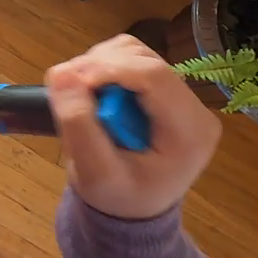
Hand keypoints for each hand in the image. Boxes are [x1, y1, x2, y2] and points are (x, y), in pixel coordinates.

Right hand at [45, 35, 220, 219]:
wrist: (130, 207)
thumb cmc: (117, 197)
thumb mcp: (94, 172)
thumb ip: (78, 123)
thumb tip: (62, 73)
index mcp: (190, 132)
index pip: (153, 76)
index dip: (108, 68)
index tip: (71, 81)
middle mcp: (194, 108)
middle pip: (141, 58)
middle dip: (98, 67)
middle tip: (69, 92)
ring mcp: (180, 95)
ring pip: (132, 51)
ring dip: (97, 65)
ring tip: (82, 97)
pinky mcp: (162, 87)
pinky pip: (127, 56)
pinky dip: (101, 65)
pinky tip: (94, 93)